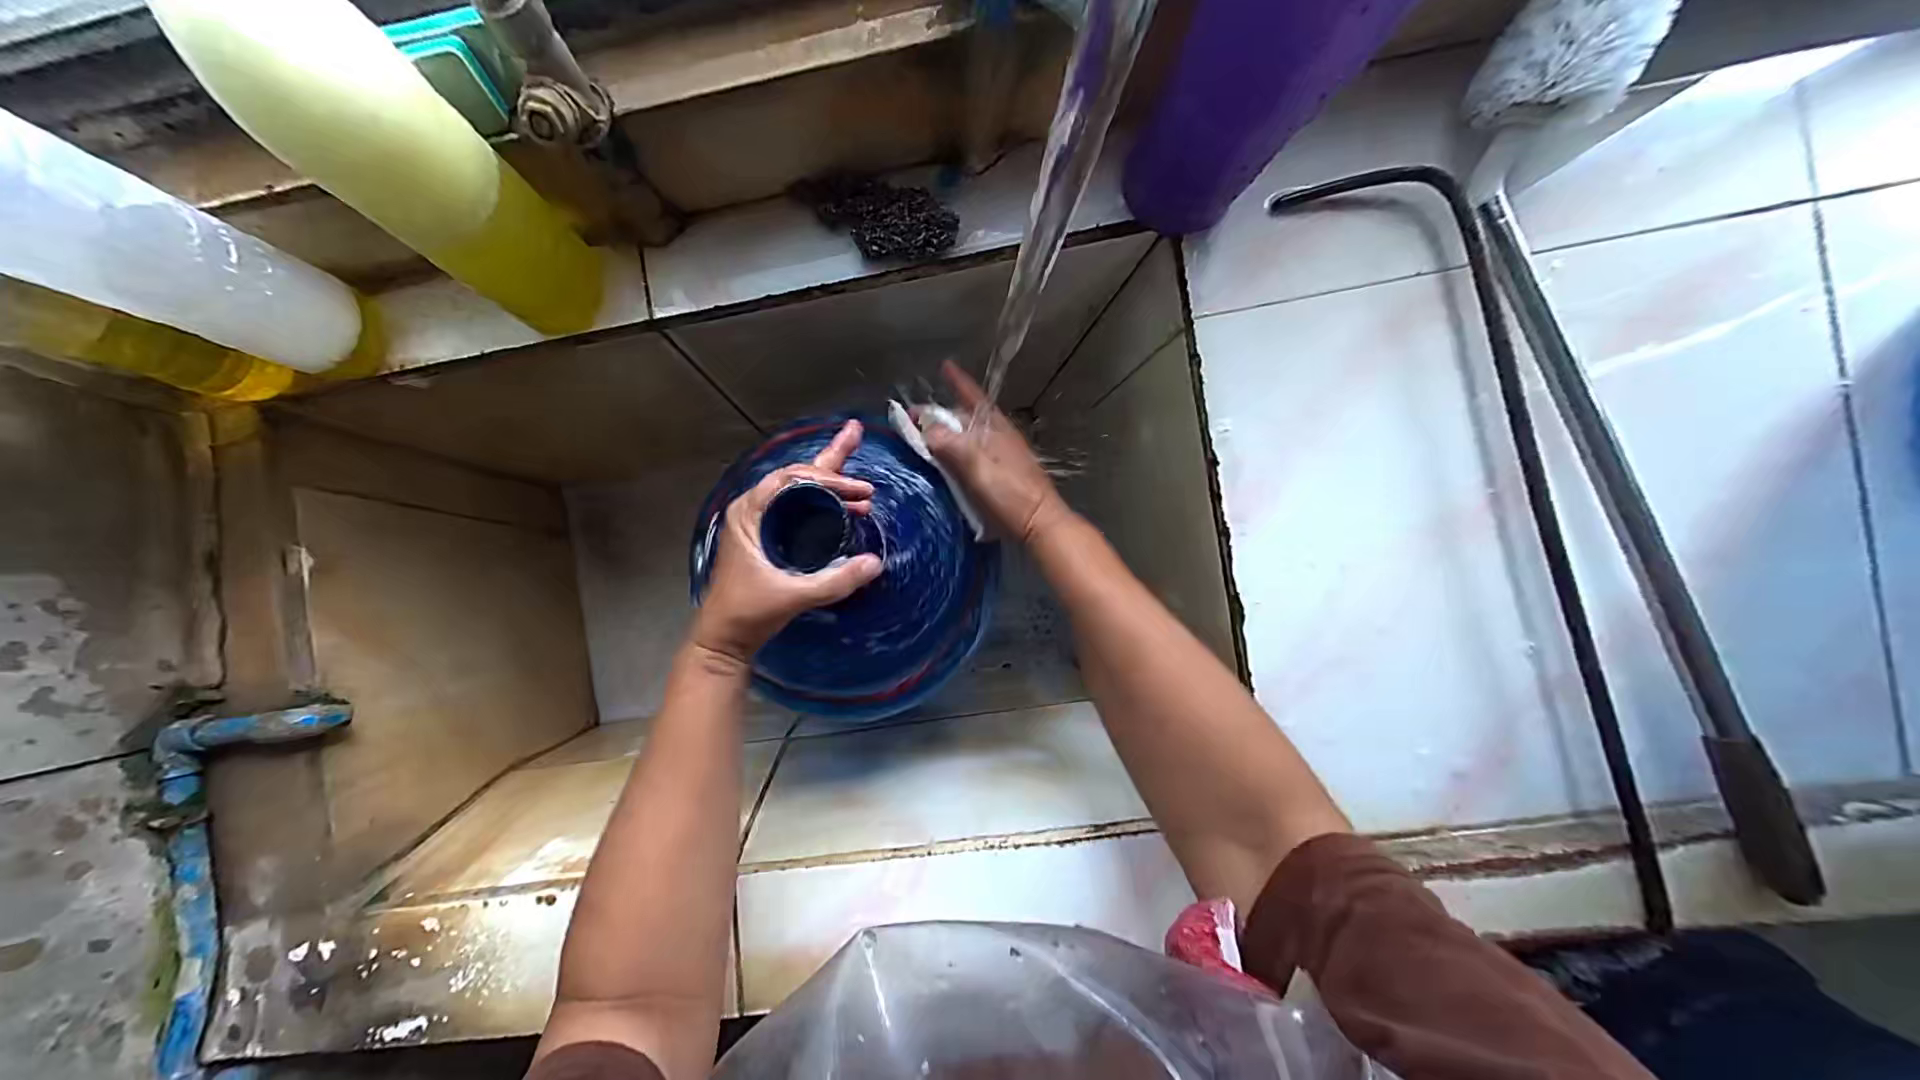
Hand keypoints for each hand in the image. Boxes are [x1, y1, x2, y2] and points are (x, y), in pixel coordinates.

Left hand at [691, 420, 884, 666]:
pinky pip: (798, 509)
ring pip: (798, 491)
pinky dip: (823, 504)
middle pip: (797, 476)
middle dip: (830, 460)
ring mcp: (760, 524)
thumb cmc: (747, 614)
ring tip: (862, 487)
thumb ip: (835, 581)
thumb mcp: (793, 596)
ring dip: (830, 485)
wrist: (723, 641)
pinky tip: (844, 507)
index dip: (829, 479)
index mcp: (749, 513)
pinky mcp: (768, 540)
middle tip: (856, 434)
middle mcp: (753, 511)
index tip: (861, 492)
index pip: (792, 478)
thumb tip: (875, 563)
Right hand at [919, 360, 1070, 544]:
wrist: (1041, 526)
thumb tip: (927, 428)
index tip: (944, 366)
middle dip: (943, 414)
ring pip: (971, 437)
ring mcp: (1003, 457)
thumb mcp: (978, 469)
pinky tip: (948, 463)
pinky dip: (957, 452)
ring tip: (926, 438)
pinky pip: (974, 455)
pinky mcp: (1003, 476)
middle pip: (968, 418)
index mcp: (996, 430)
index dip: (958, 382)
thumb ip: (952, 446)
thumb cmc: (1011, 495)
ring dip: (949, 434)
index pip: (974, 397)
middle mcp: (1000, 438)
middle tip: (916, 418)